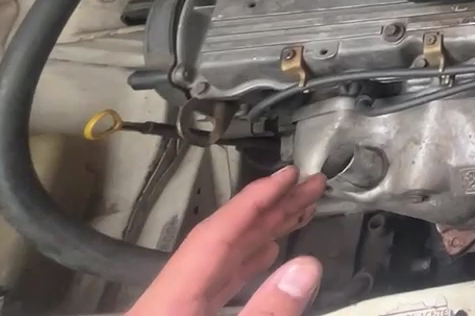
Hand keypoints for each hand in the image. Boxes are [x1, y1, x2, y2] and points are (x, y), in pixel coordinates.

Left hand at [128, 166, 326, 315]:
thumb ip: (265, 311)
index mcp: (165, 305)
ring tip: (301, 209)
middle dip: (269, 210)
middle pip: (218, 244)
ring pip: (217, 265)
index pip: (212, 236)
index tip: (289, 173)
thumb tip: (308, 266)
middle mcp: (163, 303)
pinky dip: (245, 263)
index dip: (253, 200)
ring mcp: (168, 314)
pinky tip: (268, 255)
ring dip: (262, 233)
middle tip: (312, 184)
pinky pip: (213, 286)